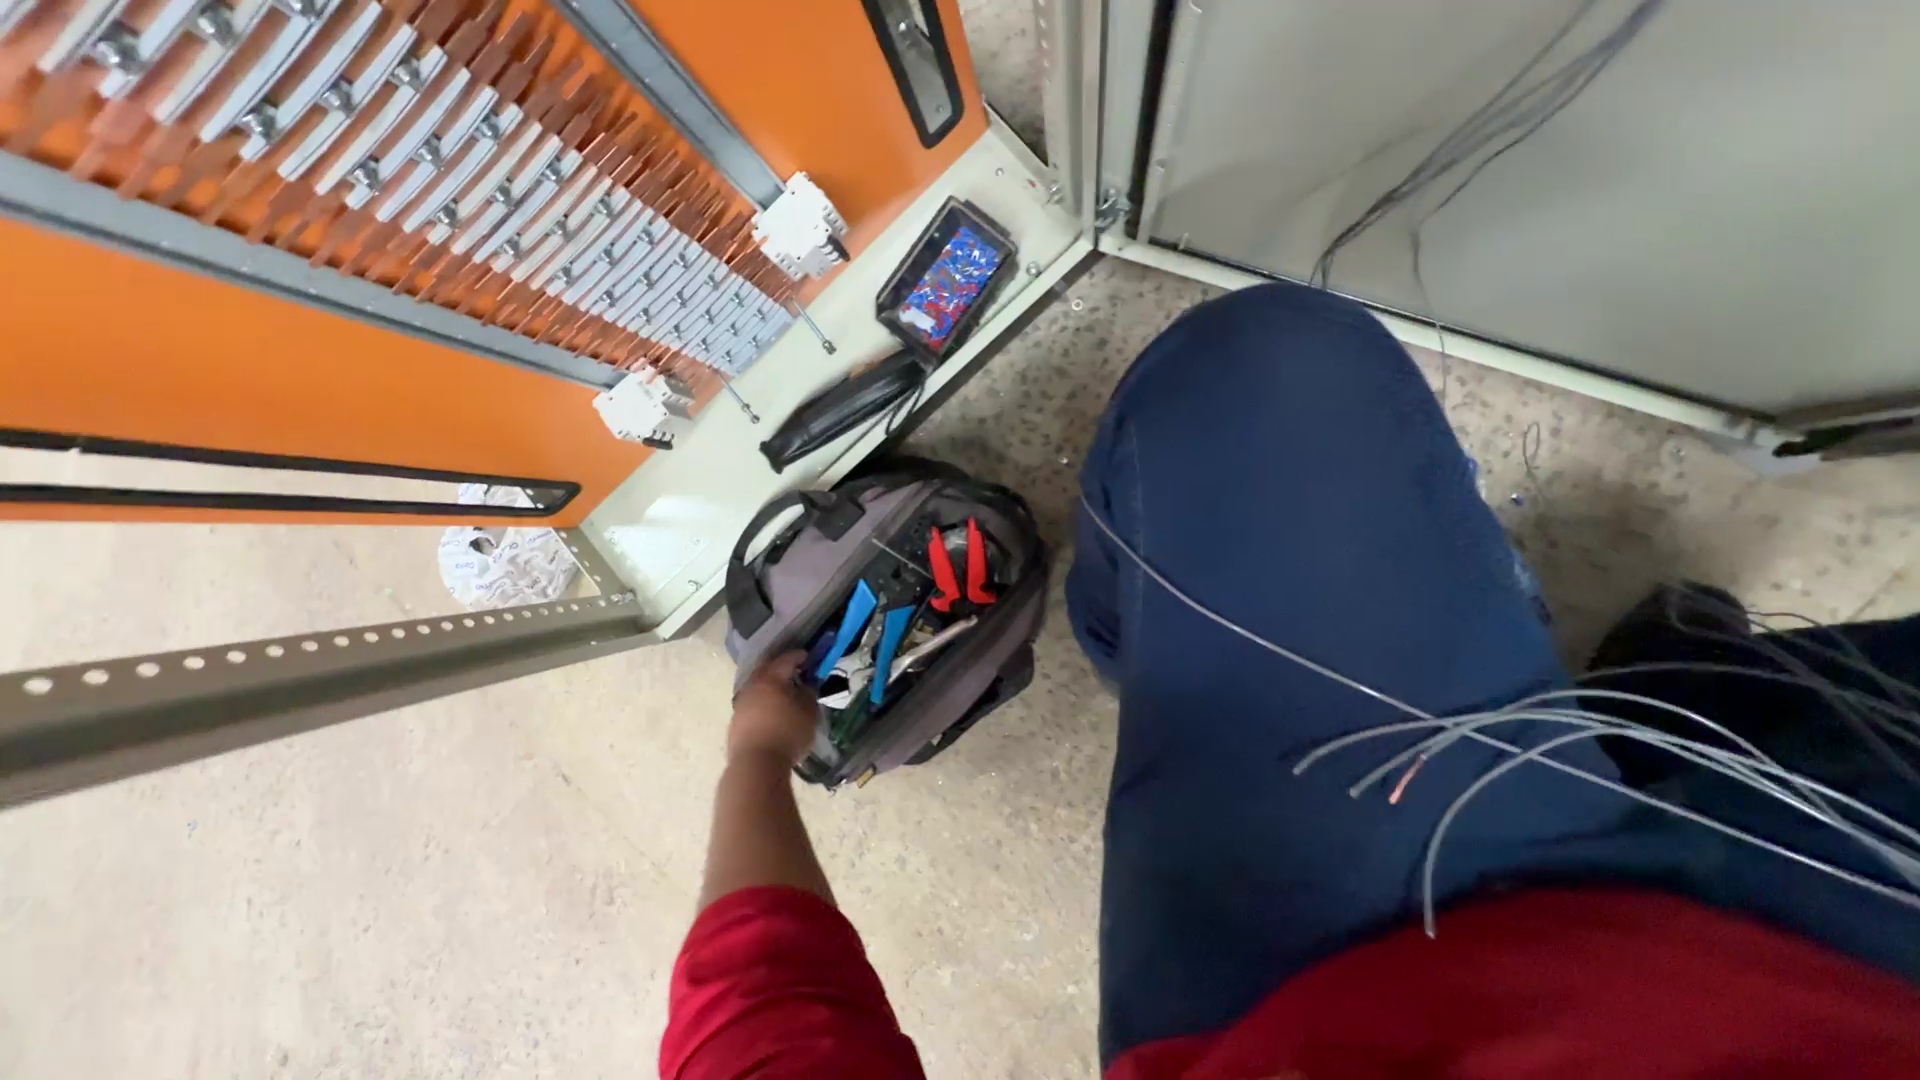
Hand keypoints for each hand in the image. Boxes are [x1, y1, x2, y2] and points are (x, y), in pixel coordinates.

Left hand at [728, 651, 818, 765]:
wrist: (755, 764)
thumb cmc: (787, 734)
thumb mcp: (808, 713)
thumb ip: (809, 695)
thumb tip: (806, 686)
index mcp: (771, 679)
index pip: (785, 660)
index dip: (798, 656)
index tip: (808, 657)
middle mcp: (752, 687)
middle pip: (766, 670)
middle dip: (780, 668)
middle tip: (793, 671)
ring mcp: (740, 705)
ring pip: (756, 688)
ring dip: (769, 687)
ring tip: (782, 694)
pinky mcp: (735, 723)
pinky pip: (751, 705)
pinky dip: (762, 703)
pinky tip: (770, 713)